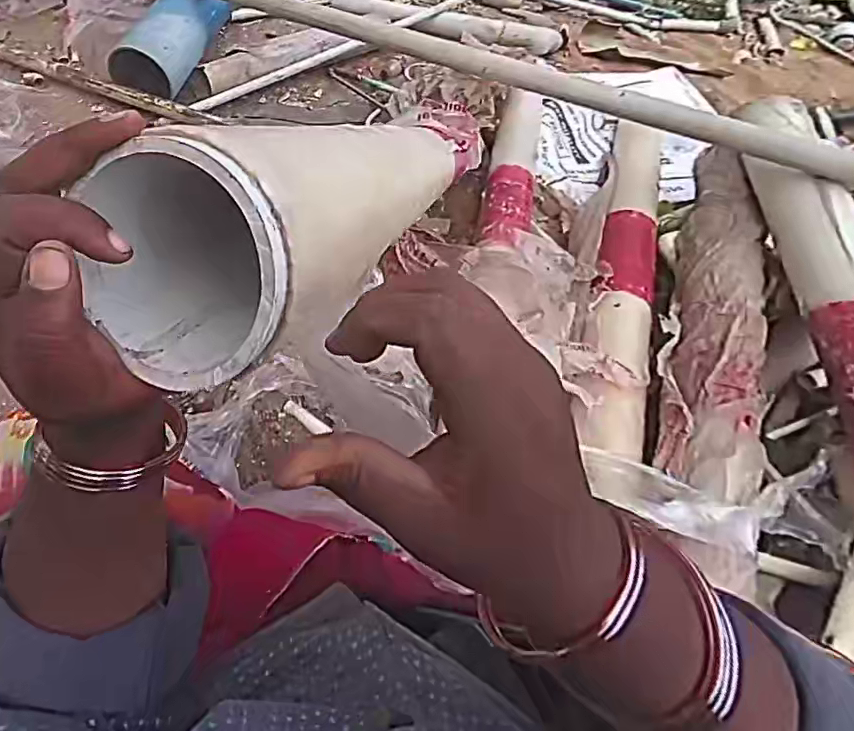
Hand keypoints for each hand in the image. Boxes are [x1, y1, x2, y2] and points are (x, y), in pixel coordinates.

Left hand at [0, 112, 163, 465]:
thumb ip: (44, 319)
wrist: (94, 405)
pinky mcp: (64, 235)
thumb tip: (50, 255)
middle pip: (27, 175)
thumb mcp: (57, 368)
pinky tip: (130, 153)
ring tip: (131, 127)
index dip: (73, 224)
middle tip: (128, 128)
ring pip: (46, 170)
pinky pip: (71, 185)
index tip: (123, 252)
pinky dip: (99, 161)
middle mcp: (6, 247)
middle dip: (74, 146)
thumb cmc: (74, 388)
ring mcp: (33, 236)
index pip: (23, 219)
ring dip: (85, 143)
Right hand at [275, 270, 620, 628]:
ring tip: (373, 339)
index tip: (340, 350)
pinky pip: (475, 309)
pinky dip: (431, 310)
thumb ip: (353, 475)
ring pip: (461, 292)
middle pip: (444, 293)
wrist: (572, 560)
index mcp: (492, 400)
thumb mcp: (418, 519)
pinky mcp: (528, 359)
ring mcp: (528, 357)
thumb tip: (281, 466)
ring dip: (407, 301)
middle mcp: (516, 364)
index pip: (433, 318)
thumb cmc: (495, 543)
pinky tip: (413, 350)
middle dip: (383, 304)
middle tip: (349, 343)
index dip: (375, 317)